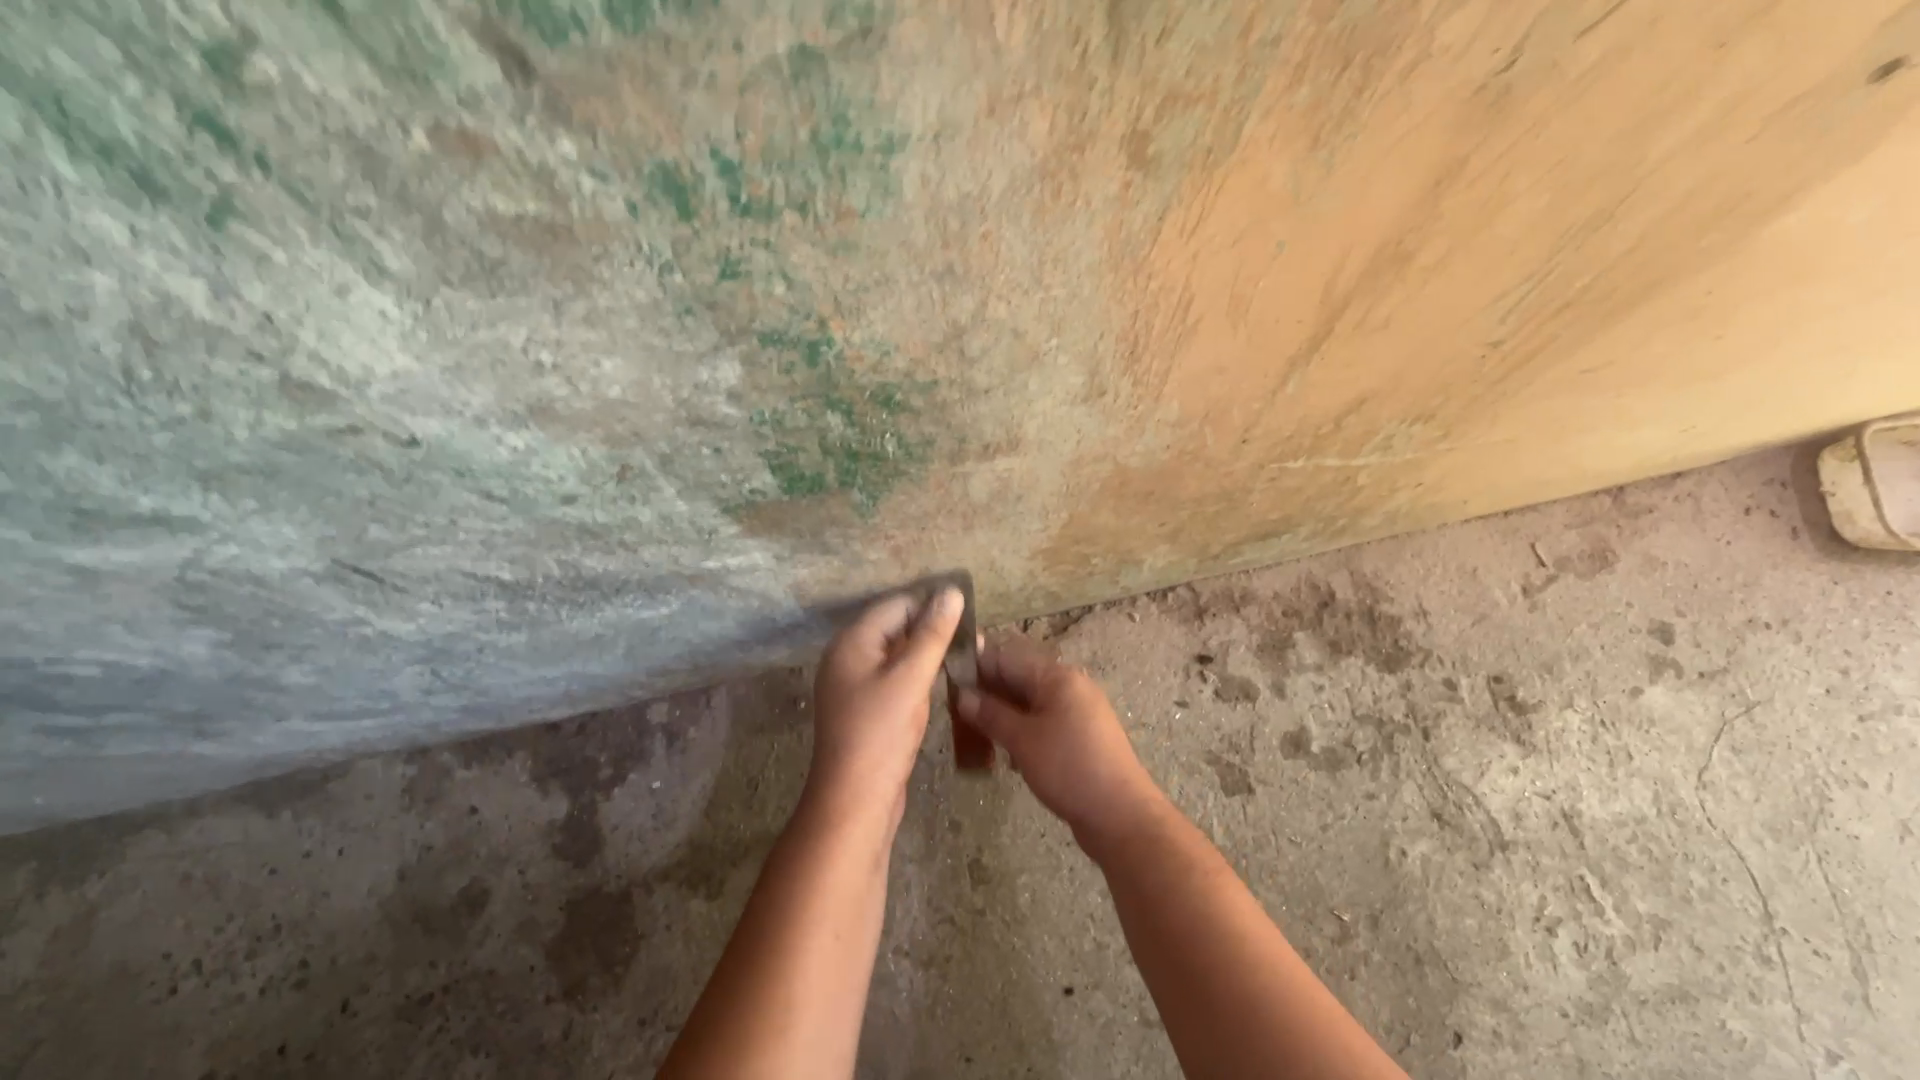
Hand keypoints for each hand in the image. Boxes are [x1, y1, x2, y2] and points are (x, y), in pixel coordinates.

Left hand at [808, 586, 964, 818]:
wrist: (855, 801)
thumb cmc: (880, 734)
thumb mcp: (911, 679)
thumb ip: (932, 635)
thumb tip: (952, 592)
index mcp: (851, 643)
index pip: (896, 606)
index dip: (931, 606)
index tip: (970, 616)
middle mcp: (847, 658)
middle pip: (894, 628)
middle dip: (931, 630)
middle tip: (974, 639)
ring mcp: (854, 686)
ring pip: (897, 656)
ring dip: (927, 655)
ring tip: (966, 658)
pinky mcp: (866, 711)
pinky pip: (894, 680)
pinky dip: (918, 678)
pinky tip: (943, 684)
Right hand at [953, 642, 1166, 845]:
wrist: (1120, 815)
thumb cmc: (1069, 769)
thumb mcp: (1022, 740)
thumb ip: (990, 713)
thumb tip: (963, 694)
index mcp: (1057, 676)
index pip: (1007, 656)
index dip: (975, 665)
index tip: (945, 678)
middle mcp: (1069, 687)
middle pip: (1018, 679)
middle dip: (986, 693)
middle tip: (952, 712)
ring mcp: (1076, 713)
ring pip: (1028, 704)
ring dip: (1001, 716)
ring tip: (971, 735)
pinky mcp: (1078, 738)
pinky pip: (1041, 723)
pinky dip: (1020, 732)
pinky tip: (1002, 754)